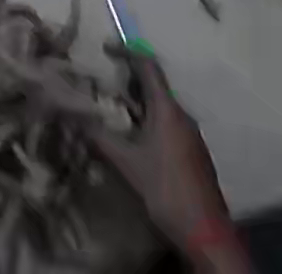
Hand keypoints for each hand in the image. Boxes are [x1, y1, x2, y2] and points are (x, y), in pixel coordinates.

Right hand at [89, 53, 244, 268]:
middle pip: (155, 84)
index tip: (105, 47)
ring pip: (161, 105)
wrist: (207, 234)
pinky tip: (134, 136)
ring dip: (138, 100)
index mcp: (168, 109)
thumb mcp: (127, 164)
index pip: (149, 66)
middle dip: (129, 77)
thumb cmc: (166, 190)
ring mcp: (190, 134)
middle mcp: (182, 114)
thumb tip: (74, 115)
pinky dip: (148, 118)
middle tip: (103, 80)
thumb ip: (100, 138)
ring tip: (113, 107)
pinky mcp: (193, 151)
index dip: (127, 51)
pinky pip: (168, 122)